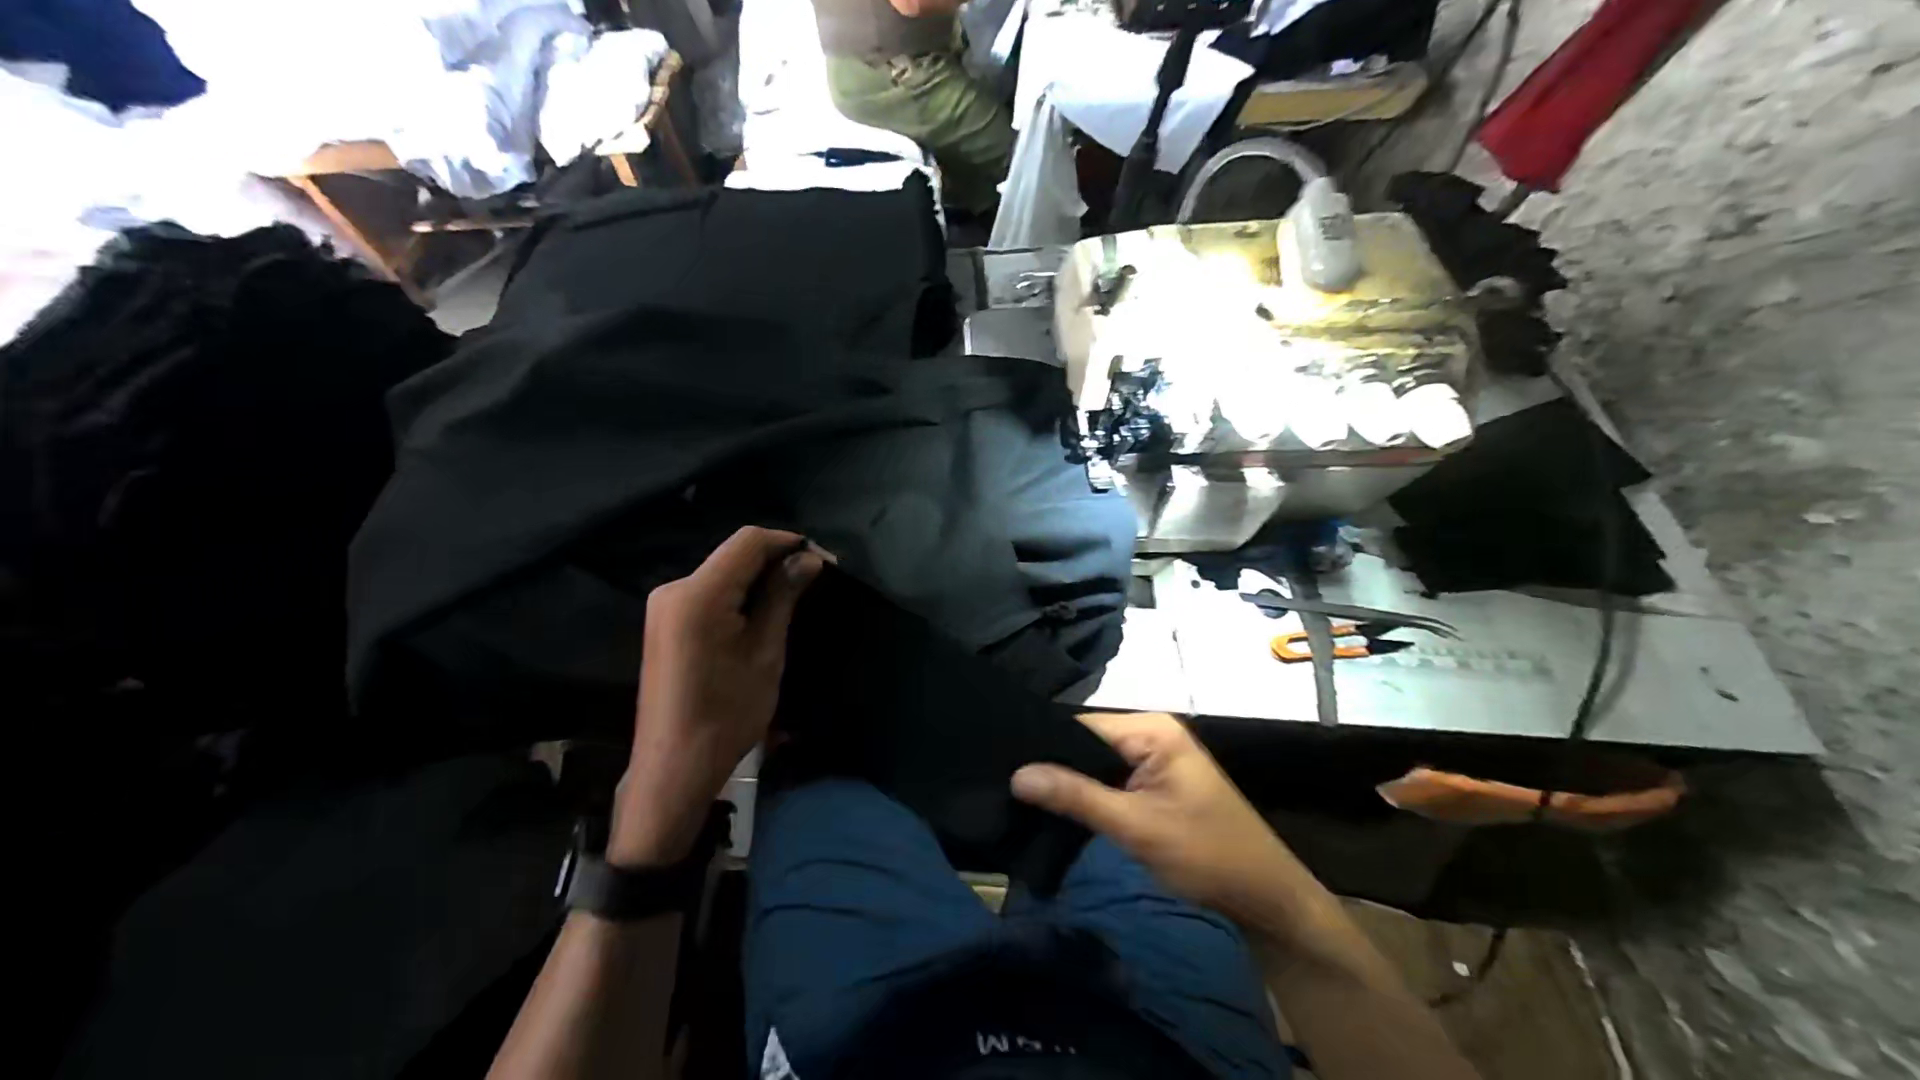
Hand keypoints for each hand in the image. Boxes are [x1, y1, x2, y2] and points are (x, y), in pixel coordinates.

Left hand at [609, 527, 823, 867]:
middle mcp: (673, 588)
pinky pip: (708, 592)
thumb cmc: (728, 712)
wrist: (674, 766)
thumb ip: (782, 596)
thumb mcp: (765, 651)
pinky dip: (738, 593)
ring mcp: (664, 606)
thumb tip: (809, 558)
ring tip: (794, 594)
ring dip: (757, 577)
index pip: (748, 542)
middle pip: (733, 554)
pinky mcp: (664, 622)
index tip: (823, 559)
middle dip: (775, 559)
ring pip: (721, 572)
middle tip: (814, 578)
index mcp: (697, 594)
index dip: (788, 541)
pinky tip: (760, 611)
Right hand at [1010, 713, 1308, 926]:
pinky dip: (1088, 792)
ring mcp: (1155, 756)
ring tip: (1021, 795)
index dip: (1044, 745)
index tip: (1004, 766)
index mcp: (1152, 729)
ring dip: (1069, 781)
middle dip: (1054, 764)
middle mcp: (1152, 732)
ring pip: (1095, 760)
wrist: (1266, 898)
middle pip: (1086, 741)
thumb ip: (1076, 796)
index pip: (1081, 725)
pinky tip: (1059, 805)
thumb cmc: (1207, 856)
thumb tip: (1017, 774)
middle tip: (1007, 785)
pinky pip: (1109, 776)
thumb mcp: (1136, 826)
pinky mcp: (1154, 779)